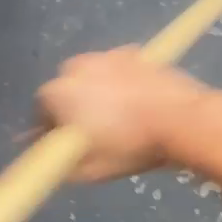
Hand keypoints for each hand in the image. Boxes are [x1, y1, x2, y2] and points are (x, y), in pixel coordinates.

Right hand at [36, 47, 219, 181]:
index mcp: (56, 92)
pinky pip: (117, 68)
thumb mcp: (88, 170)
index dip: (54, 130)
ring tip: (121, 116)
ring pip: (92, 76)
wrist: (180, 117)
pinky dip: (121, 80)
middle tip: (97, 130)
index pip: (42, 113)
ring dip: (98, 91)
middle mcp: (75, 66)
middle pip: (66, 89)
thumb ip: (59, 163)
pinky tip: (138, 99)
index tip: (70, 144)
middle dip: (75, 107)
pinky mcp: (133, 50)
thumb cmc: (130, 146)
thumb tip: (50, 156)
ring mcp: (106, 54)